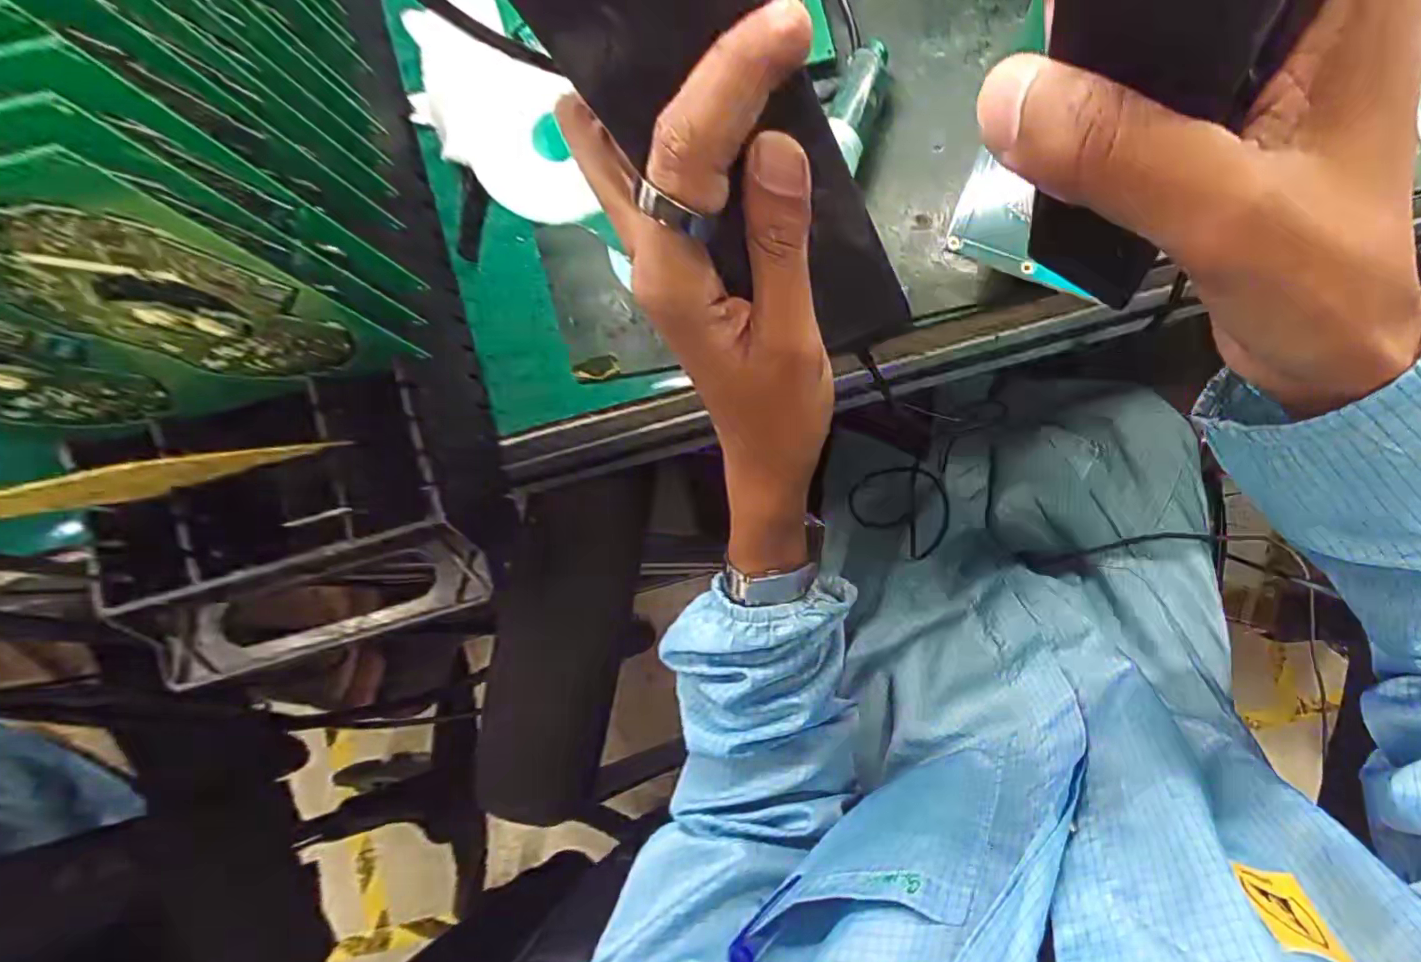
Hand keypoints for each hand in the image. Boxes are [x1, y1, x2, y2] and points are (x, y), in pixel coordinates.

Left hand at [557, 0, 825, 574]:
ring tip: (731, 58)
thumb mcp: (791, 335)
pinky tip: (723, 117)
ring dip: (666, 93)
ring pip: (629, 149)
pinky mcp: (678, 261)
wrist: (766, 459)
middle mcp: (647, 252)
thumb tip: (776, 144)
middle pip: (634, 132)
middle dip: (681, 69)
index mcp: (670, 273)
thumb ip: (780, 244)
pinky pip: (663, 178)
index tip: (783, 26)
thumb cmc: (781, 413)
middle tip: (747, 30)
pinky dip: (687, 134)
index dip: (731, 79)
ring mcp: (657, 256)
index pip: (685, 150)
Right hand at [978, 0, 1420, 417]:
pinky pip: (1144, 96)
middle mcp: (1304, 11)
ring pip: (1148, 43)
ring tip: (1050, 125)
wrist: (1327, 362)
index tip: (1062, 41)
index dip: (1121, 5)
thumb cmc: (1318, 289)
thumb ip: (1122, 152)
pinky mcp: (1225, 121)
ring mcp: (1261, 69)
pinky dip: (1101, 122)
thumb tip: (1002, 98)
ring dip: (1091, 83)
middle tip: (1045, 96)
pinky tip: (1072, 147)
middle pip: (1168, 4)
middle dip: (1098, 39)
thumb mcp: (1222, 213)